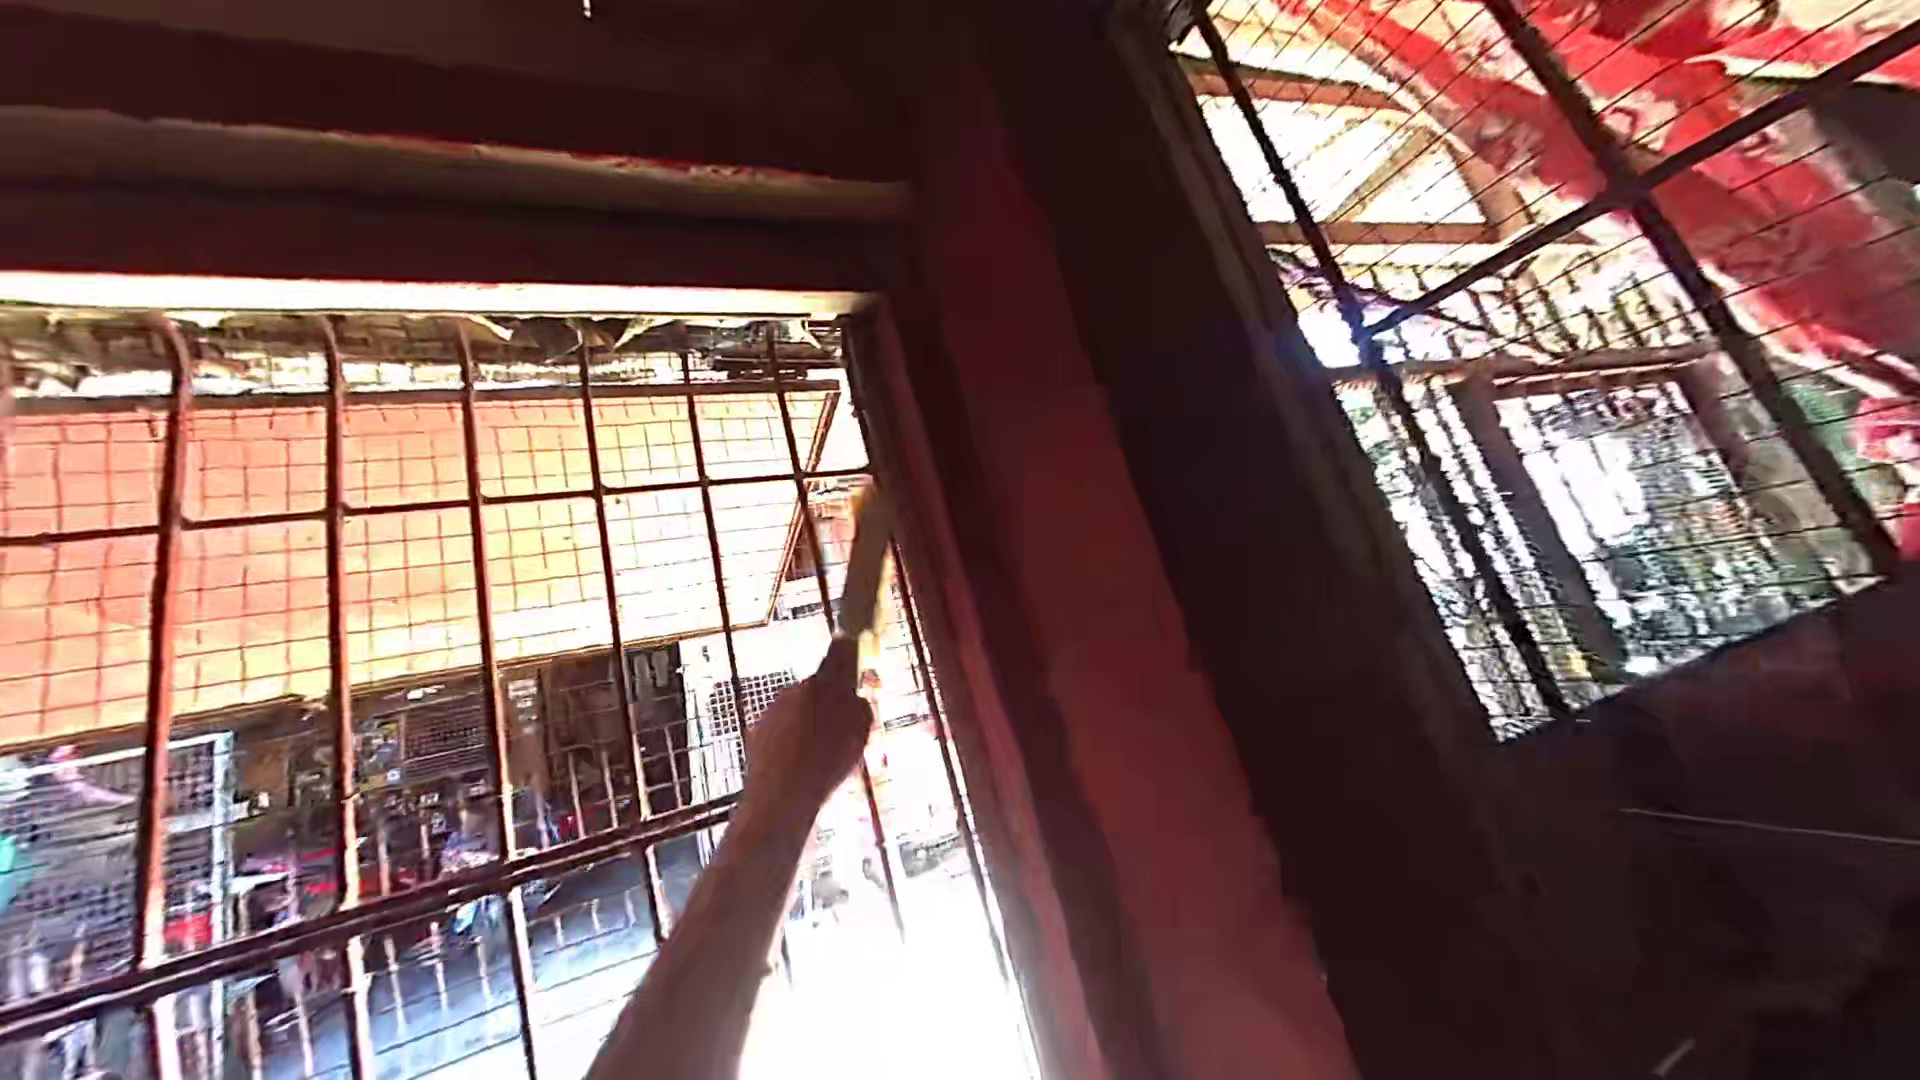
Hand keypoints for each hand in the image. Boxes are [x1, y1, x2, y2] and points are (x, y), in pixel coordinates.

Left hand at [740, 640, 873, 826]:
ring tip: (818, 754)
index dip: (846, 653)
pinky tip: (798, 763)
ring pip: (797, 710)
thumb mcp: (859, 733)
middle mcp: (793, 691)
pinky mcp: (757, 733)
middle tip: (840, 729)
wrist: (780, 798)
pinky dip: (789, 740)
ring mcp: (772, 711)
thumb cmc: (825, 763)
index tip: (850, 649)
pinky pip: (780, 729)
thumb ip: (860, 707)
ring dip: (808, 723)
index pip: (837, 657)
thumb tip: (856, 696)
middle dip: (827, 702)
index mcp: (821, 685)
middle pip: (816, 688)